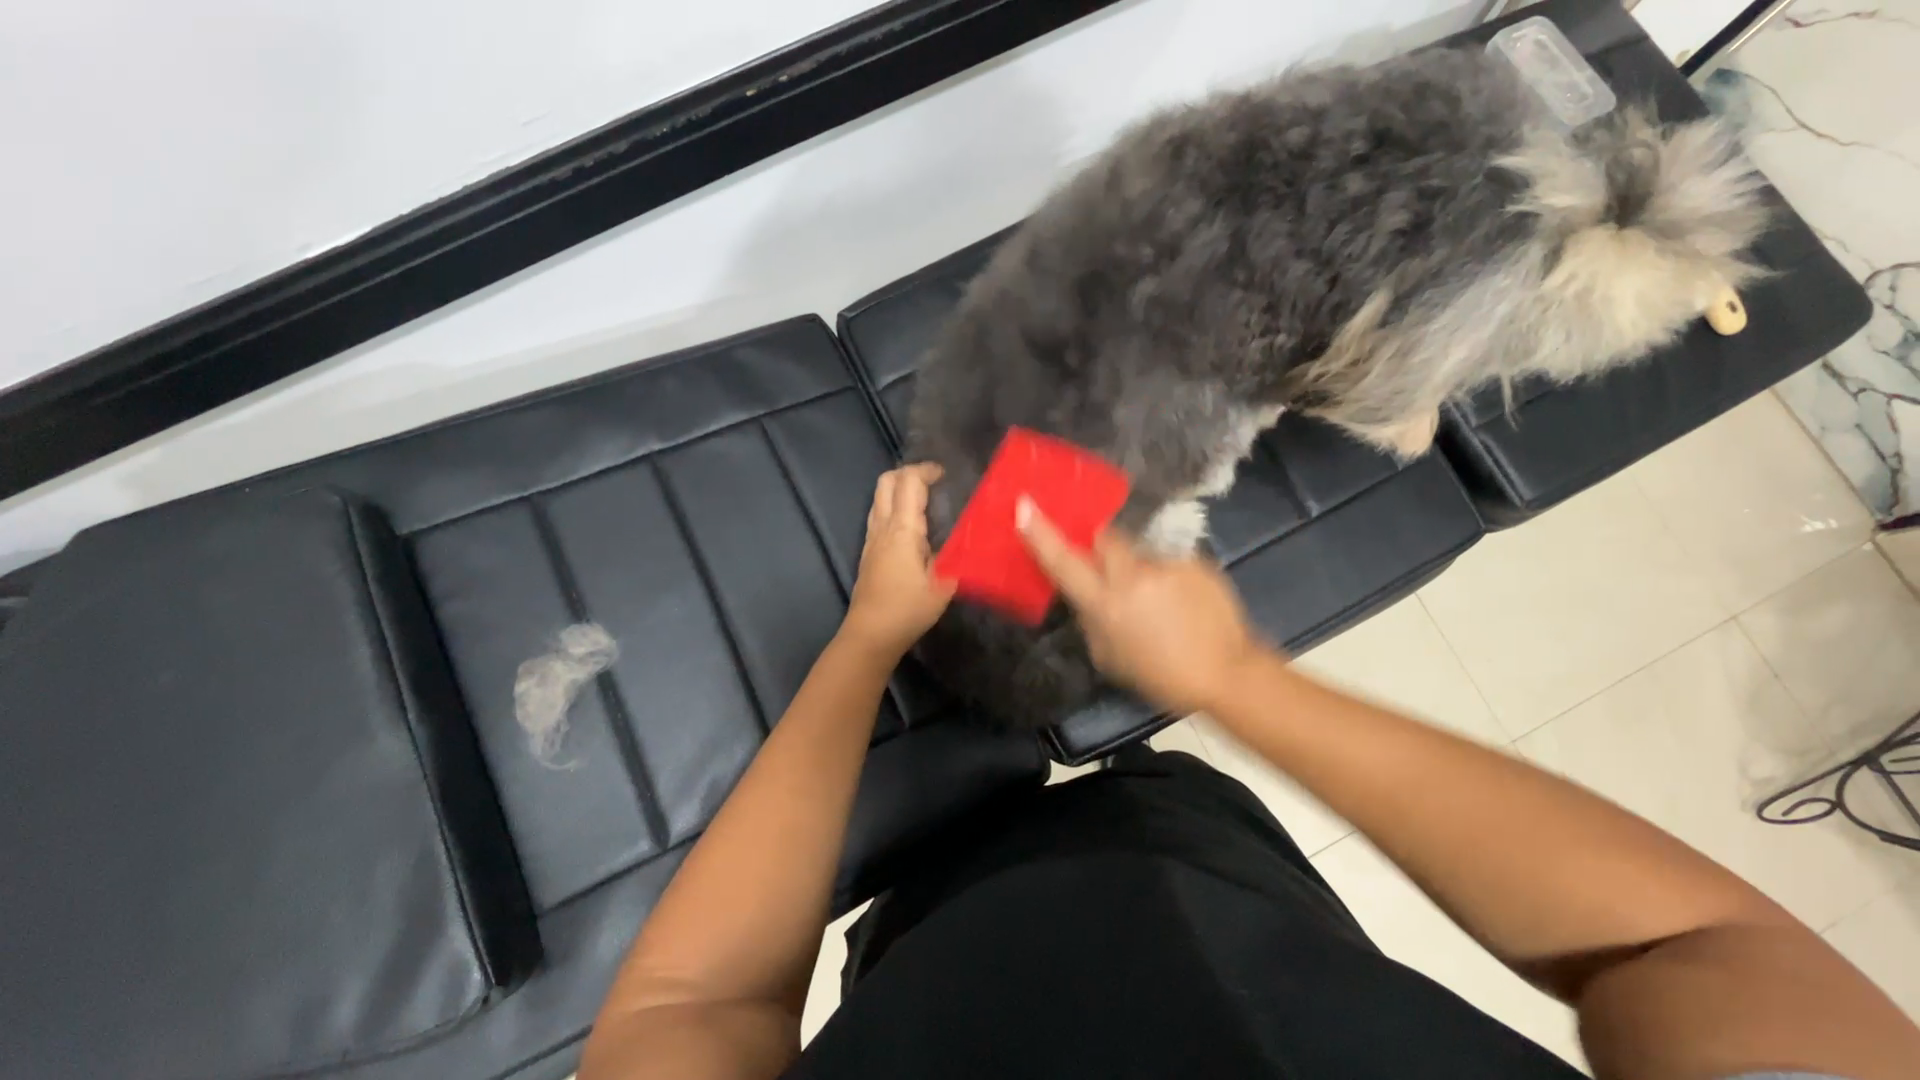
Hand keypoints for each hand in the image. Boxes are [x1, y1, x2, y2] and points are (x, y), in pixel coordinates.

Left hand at [841, 463, 956, 658]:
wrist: (870, 635)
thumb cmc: (907, 609)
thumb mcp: (943, 583)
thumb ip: (955, 556)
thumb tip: (965, 541)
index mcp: (903, 529)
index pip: (909, 483)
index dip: (926, 471)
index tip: (944, 474)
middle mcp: (882, 528)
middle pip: (886, 483)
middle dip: (908, 474)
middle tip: (932, 481)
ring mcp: (871, 540)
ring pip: (879, 499)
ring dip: (898, 490)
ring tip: (923, 500)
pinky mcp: (868, 554)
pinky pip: (878, 517)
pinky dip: (893, 509)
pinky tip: (911, 528)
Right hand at [1017, 498, 1274, 713]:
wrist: (1229, 673)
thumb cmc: (1162, 678)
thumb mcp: (1109, 658)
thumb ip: (1091, 620)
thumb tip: (1086, 598)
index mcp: (1106, 604)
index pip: (1064, 561)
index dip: (1041, 533)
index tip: (1024, 505)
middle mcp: (1133, 575)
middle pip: (1103, 538)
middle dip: (1096, 545)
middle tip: (1101, 565)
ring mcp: (1167, 563)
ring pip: (1137, 552)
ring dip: (1135, 567)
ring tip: (1155, 600)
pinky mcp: (1195, 560)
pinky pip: (1166, 561)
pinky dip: (1164, 577)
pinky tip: (1180, 603)